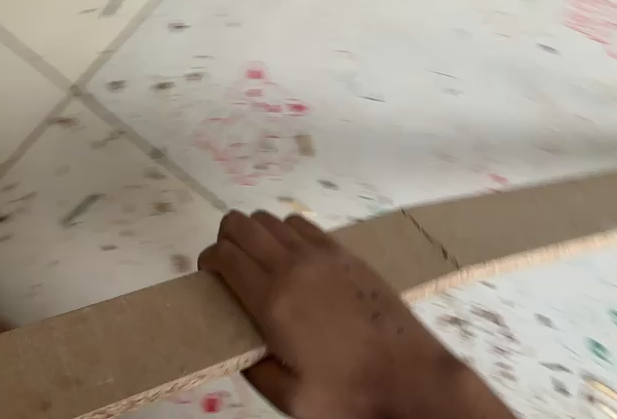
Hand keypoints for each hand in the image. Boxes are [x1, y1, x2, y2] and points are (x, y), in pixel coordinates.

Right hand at [197, 211, 514, 418]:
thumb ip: (252, 365)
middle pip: (239, 224)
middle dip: (224, 240)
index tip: (209, 278)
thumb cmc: (348, 394)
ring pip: (267, 218)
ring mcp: (318, 253)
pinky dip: (284, 231)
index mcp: (271, 300)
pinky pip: (299, 223)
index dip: (207, 261)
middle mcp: (290, 265)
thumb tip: (233, 338)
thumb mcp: (289, 398)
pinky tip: (291, 257)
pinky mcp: (341, 250)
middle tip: (228, 268)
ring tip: (259, 262)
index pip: (223, 255)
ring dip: (253, 234)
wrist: (410, 378)